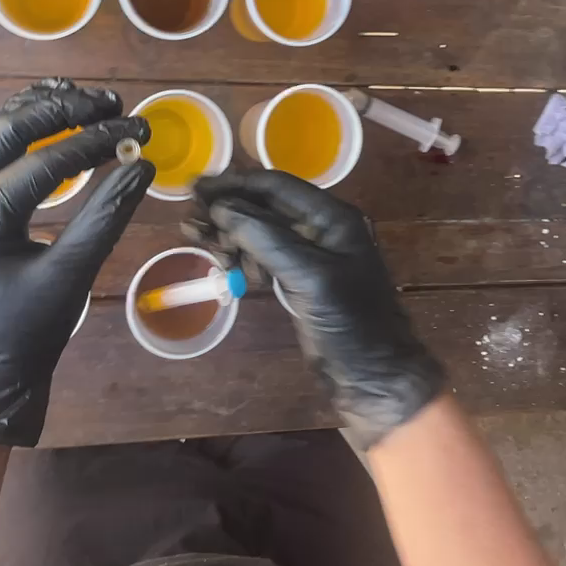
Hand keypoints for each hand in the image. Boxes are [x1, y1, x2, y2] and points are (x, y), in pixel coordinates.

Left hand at [0, 79, 154, 445]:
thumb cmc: (27, 331)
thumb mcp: (72, 274)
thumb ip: (106, 216)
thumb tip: (144, 166)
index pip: (43, 162)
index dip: (95, 142)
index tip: (138, 132)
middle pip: (10, 130)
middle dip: (65, 111)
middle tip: (114, 105)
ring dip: (40, 110)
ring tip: (88, 101)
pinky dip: (20, 126)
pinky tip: (51, 118)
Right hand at [191, 169, 444, 448]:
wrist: (376, 381)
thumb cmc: (352, 325)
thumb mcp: (310, 277)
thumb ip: (266, 238)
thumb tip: (222, 208)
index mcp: (332, 218)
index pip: (276, 187)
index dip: (235, 184)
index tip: (196, 187)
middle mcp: (321, 230)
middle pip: (264, 208)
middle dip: (226, 210)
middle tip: (188, 217)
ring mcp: (310, 258)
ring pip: (260, 234)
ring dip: (228, 234)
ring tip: (193, 236)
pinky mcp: (300, 283)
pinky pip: (264, 259)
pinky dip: (242, 258)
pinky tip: (225, 264)